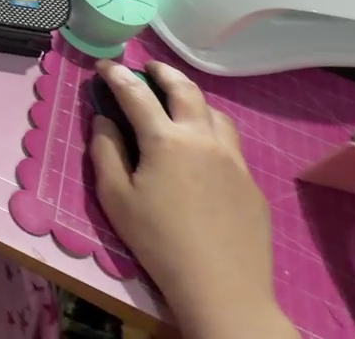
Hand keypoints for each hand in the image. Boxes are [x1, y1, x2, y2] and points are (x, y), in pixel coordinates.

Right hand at [88, 61, 295, 338]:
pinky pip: (230, 143)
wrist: (223, 289)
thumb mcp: (114, 196)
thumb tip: (105, 120)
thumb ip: (105, 150)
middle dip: (163, 72)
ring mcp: (233, 160)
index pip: (135, 92)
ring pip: (215, 113)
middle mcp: (202, 139)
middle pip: (185, 90)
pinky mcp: (251, 183)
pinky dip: (211, 130)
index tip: (103, 65)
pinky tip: (201, 150)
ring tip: (179, 104)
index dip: (116, 74)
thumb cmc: (158, 240)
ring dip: (193, 100)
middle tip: (148, 68)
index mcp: (165, 140)